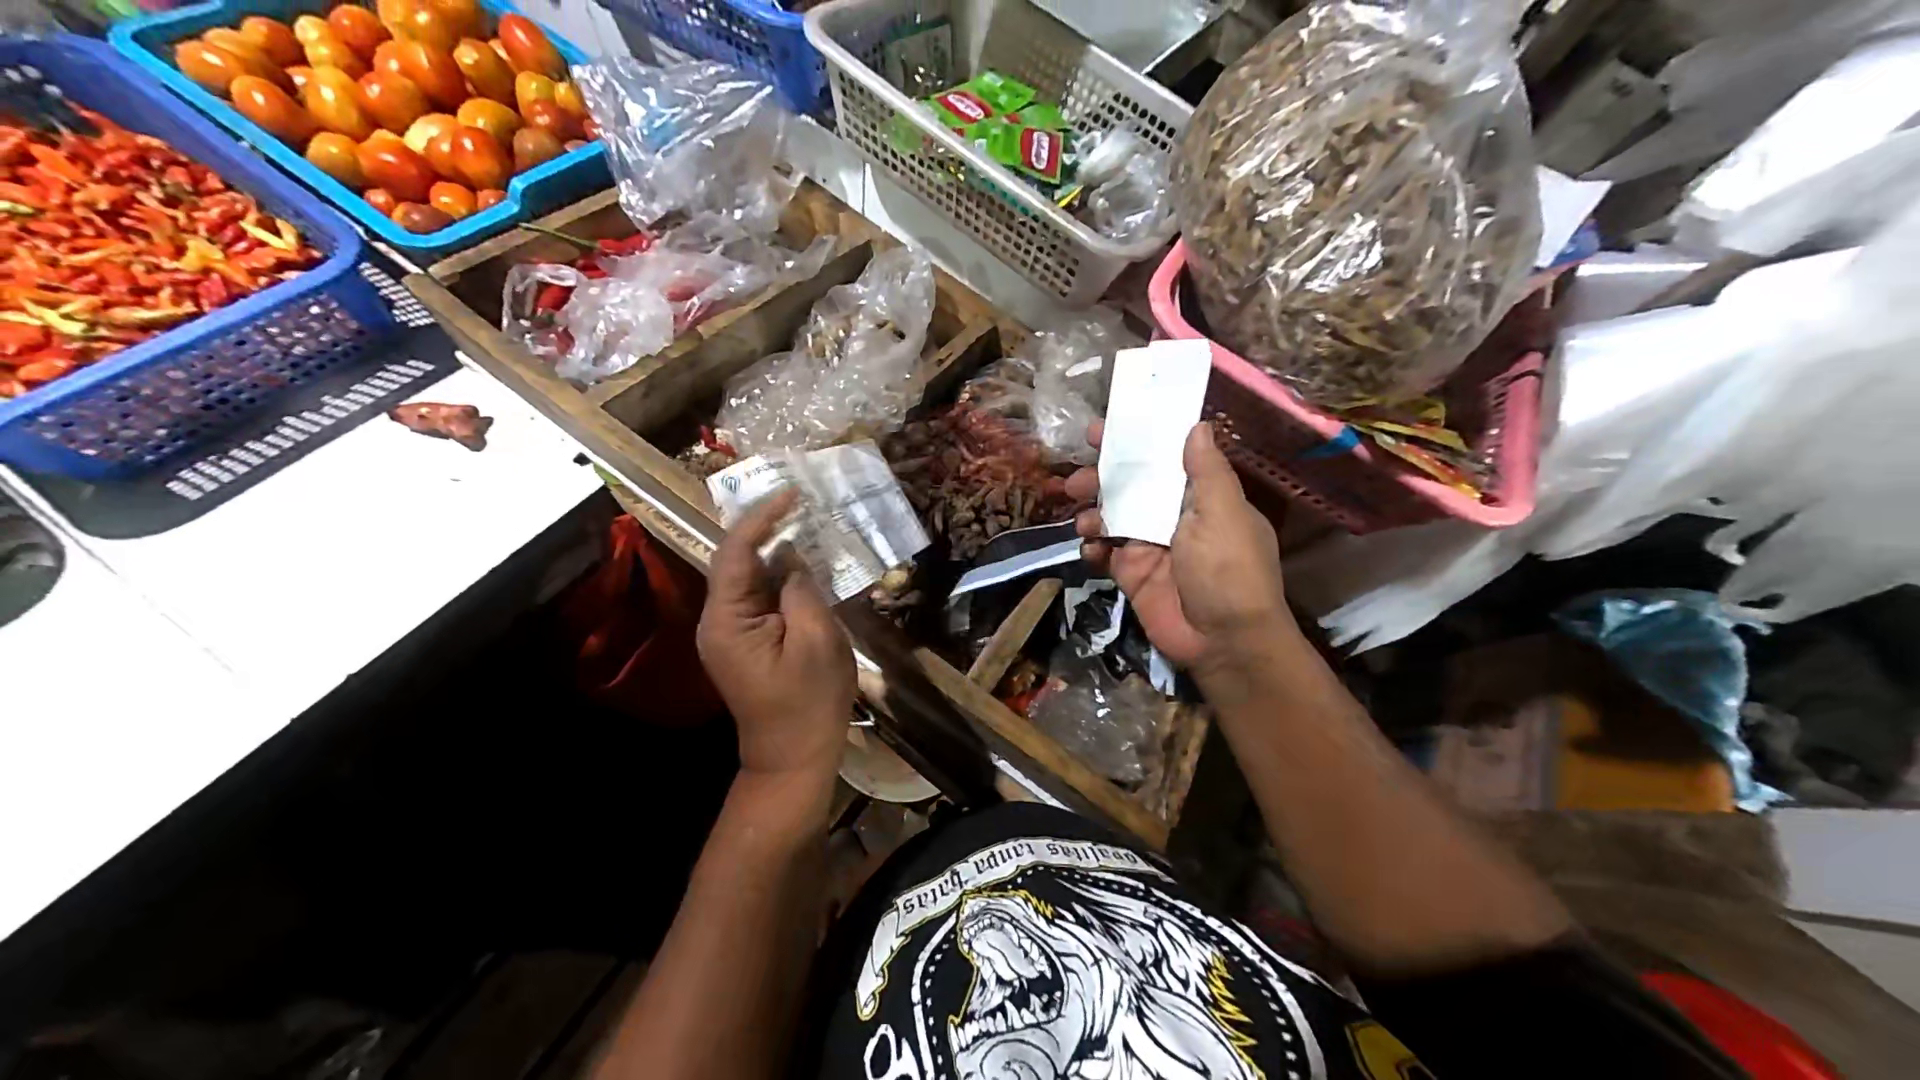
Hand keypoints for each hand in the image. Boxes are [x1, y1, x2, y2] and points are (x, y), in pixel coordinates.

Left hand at [697, 490, 855, 781]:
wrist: (793, 757)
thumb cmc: (809, 703)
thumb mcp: (817, 641)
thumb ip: (802, 591)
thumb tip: (794, 562)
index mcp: (726, 620)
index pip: (734, 552)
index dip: (761, 518)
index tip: (791, 493)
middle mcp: (718, 620)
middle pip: (737, 561)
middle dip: (768, 529)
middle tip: (803, 502)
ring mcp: (730, 632)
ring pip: (750, 577)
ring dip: (777, 551)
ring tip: (808, 523)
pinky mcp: (746, 641)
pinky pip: (760, 597)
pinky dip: (782, 577)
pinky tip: (806, 564)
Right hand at [1067, 421, 1292, 673]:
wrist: (1223, 640)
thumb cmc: (1228, 570)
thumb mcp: (1224, 513)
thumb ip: (1206, 471)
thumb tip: (1198, 426)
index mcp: (1199, 498)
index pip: (1161, 460)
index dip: (1132, 444)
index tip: (1098, 431)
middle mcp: (1172, 517)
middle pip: (1128, 487)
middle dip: (1100, 480)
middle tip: (1075, 481)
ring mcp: (1149, 546)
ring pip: (1111, 517)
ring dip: (1092, 513)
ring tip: (1083, 522)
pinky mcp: (1132, 574)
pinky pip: (1104, 552)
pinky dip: (1092, 547)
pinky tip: (1091, 549)